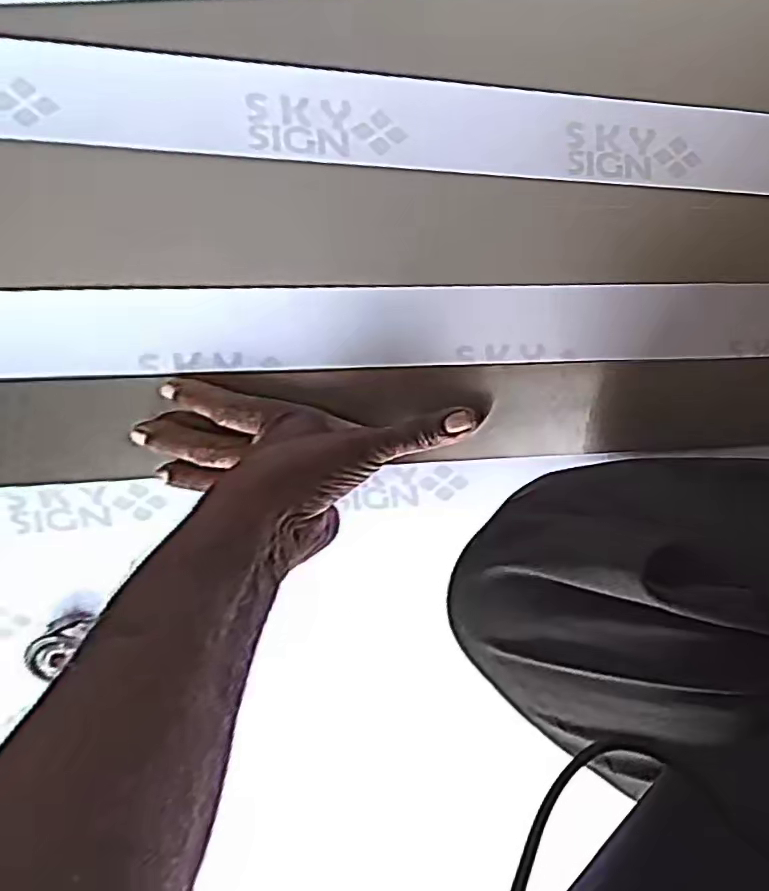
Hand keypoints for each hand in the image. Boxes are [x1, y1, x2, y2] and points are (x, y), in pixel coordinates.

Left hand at [132, 379, 482, 575]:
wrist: (274, 531)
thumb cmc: (297, 481)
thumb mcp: (371, 445)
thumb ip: (419, 432)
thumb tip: (459, 419)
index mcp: (282, 430)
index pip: (240, 408)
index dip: (209, 399)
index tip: (179, 390)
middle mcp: (263, 457)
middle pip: (214, 440)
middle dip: (185, 434)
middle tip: (156, 427)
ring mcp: (262, 489)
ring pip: (218, 474)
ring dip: (194, 471)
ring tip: (170, 470)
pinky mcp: (277, 517)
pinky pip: (254, 509)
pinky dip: (245, 508)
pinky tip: (251, 509)